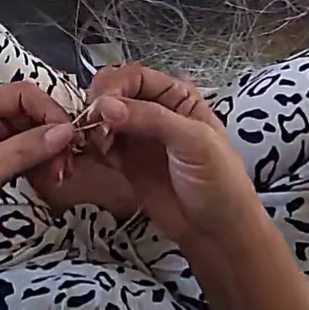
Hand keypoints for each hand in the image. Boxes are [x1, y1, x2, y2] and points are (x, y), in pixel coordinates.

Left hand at [0, 82, 76, 271]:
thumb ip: (24, 149)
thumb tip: (65, 131)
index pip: (21, 95)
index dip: (48, 111)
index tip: (69, 134)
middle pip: (32, 114)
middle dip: (53, 136)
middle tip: (67, 162)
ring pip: (35, 137)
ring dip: (52, 153)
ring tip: (60, 175)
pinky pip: (30, 156)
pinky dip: (44, 165)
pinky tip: (51, 179)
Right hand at [84, 64, 260, 251]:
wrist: (218, 232)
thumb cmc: (220, 181)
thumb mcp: (194, 141)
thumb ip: (151, 119)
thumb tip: (106, 105)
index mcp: (176, 96)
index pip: (136, 77)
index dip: (114, 85)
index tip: (100, 103)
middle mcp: (154, 111)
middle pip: (114, 93)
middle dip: (98, 104)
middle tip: (92, 124)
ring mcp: (138, 137)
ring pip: (103, 119)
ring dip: (91, 126)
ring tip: (96, 143)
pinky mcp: (125, 163)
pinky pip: (99, 145)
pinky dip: (89, 146)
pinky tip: (89, 153)